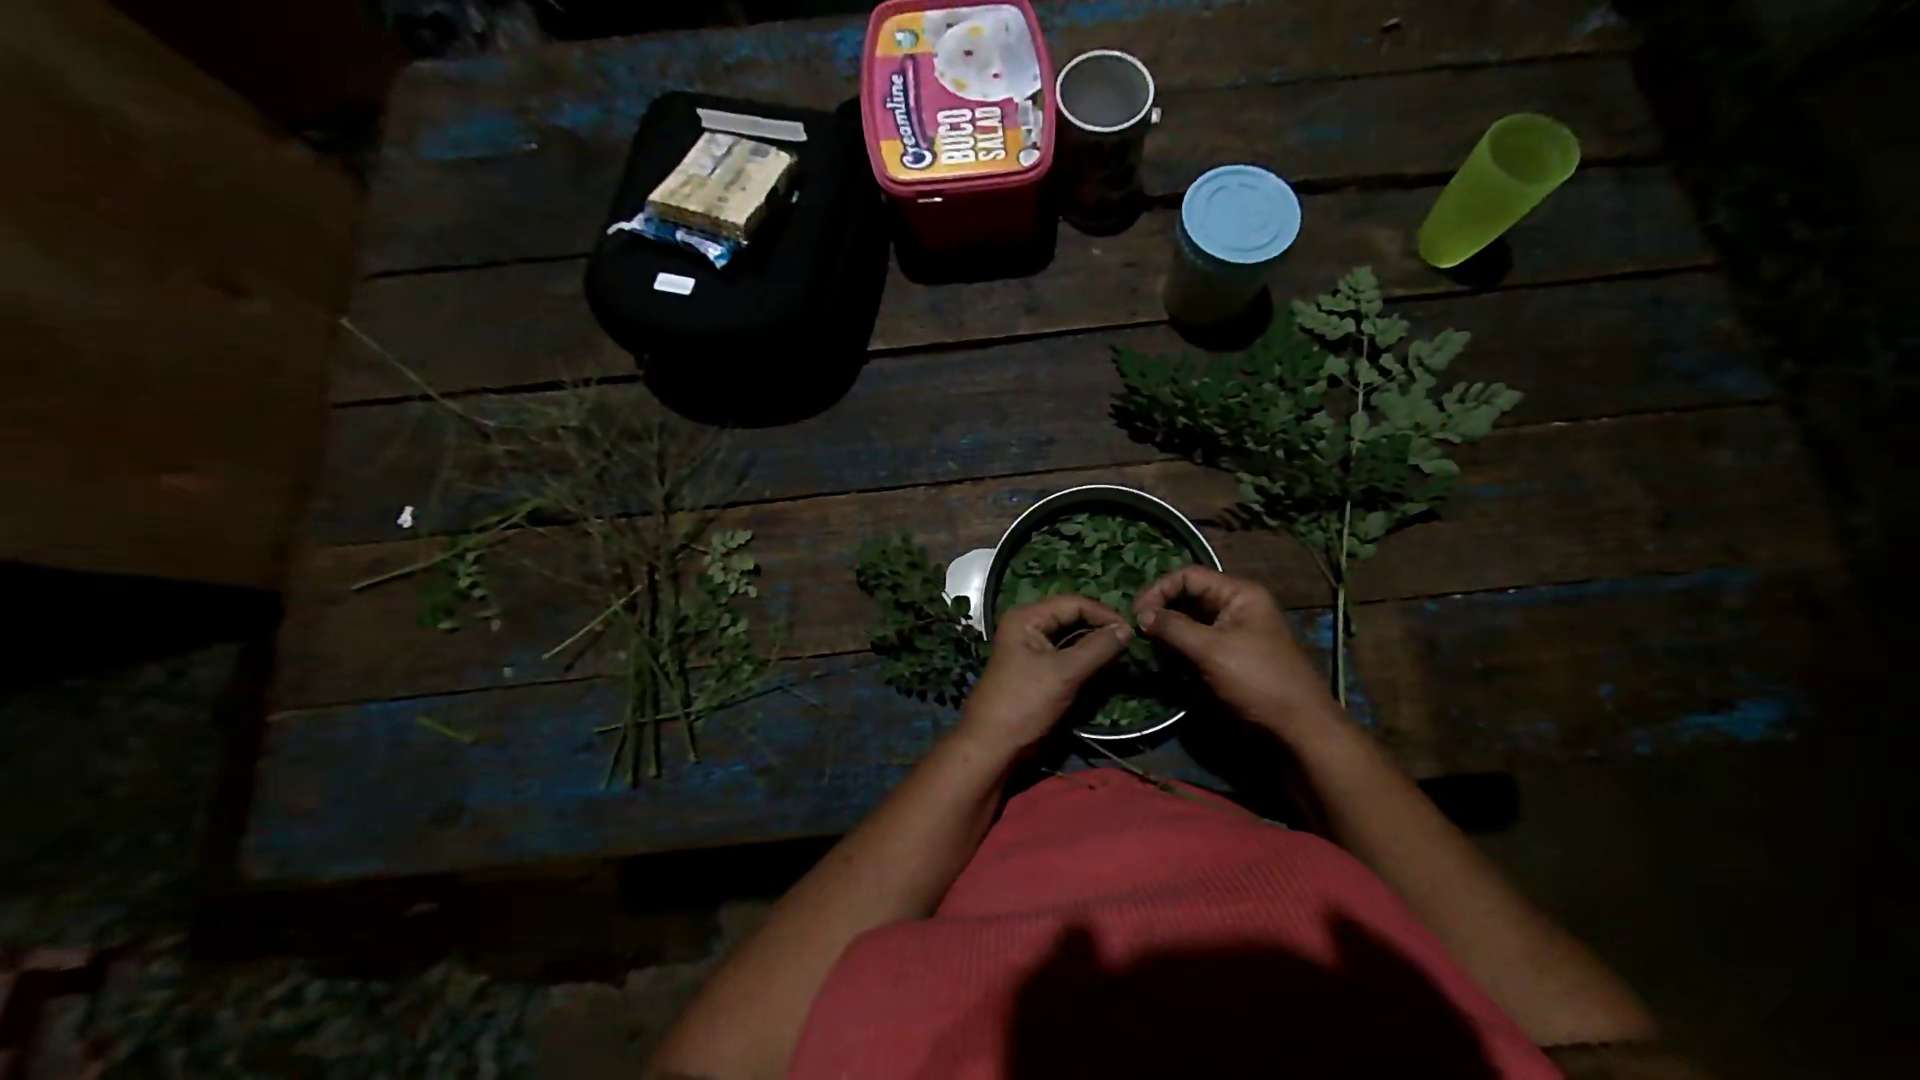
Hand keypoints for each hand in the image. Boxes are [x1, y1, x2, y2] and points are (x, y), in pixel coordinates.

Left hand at [955, 594, 1133, 759]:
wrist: (993, 745)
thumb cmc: (1025, 702)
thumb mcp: (1064, 672)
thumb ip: (1097, 648)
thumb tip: (1127, 629)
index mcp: (1027, 617)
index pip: (1074, 603)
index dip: (1104, 614)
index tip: (1132, 630)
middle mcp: (1028, 626)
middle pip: (1072, 618)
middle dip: (1101, 629)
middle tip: (1130, 644)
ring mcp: (1032, 648)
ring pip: (1071, 638)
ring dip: (1096, 646)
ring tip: (1123, 657)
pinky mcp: (1038, 669)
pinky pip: (1067, 655)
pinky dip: (1086, 660)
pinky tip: (1106, 668)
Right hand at [1133, 566, 1341, 738]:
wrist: (1299, 726)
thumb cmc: (1257, 680)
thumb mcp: (1211, 650)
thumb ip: (1173, 627)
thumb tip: (1141, 615)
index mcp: (1239, 594)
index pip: (1188, 576)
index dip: (1159, 589)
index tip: (1136, 613)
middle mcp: (1237, 606)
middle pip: (1189, 595)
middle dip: (1161, 609)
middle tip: (1137, 630)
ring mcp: (1235, 631)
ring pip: (1191, 619)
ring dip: (1168, 630)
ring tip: (1148, 645)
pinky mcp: (1231, 654)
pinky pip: (1198, 641)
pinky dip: (1180, 646)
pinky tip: (1165, 659)